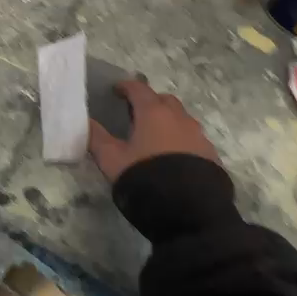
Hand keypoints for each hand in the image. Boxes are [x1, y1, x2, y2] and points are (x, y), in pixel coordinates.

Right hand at [87, 80, 219, 183]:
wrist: (188, 208)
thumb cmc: (144, 174)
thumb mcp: (111, 158)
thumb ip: (96, 137)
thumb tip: (85, 121)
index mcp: (153, 113)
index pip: (139, 89)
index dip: (126, 87)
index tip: (116, 90)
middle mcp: (179, 118)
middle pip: (164, 100)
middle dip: (150, 101)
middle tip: (136, 113)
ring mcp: (198, 136)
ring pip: (182, 118)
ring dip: (168, 120)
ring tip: (156, 136)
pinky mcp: (211, 154)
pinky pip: (193, 138)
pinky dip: (181, 139)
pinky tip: (173, 155)